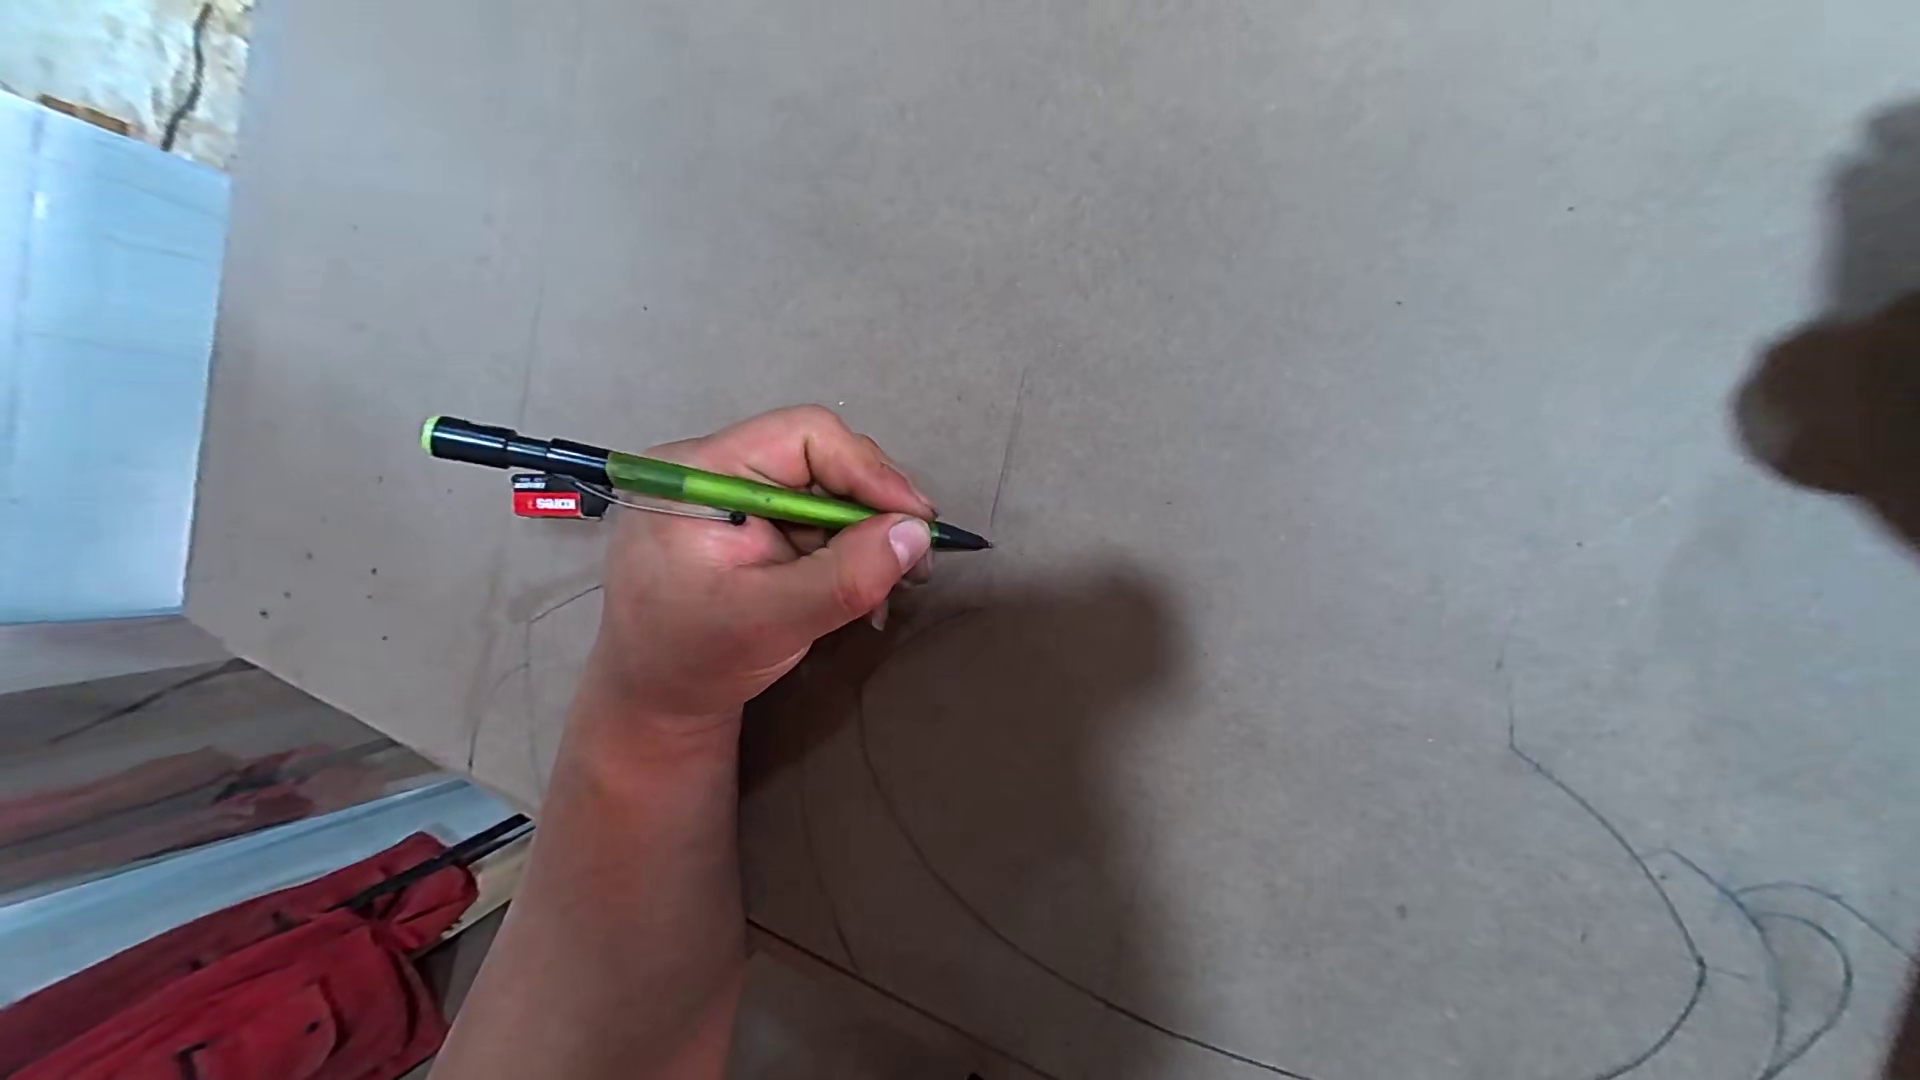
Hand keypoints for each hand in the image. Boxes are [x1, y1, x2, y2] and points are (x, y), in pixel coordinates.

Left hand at [581, 405, 935, 729]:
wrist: (655, 700)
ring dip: (869, 534)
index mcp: (703, 472)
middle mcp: (721, 470)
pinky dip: (850, 549)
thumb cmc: (693, 661)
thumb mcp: (771, 622)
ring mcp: (739, 497)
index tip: (915, 520)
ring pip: (829, 490)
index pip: (805, 437)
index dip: (870, 472)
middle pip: (824, 459)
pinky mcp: (754, 524)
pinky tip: (863, 584)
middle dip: (875, 508)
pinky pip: (818, 519)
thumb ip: (846, 577)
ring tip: (894, 580)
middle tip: (915, 557)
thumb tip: (916, 533)